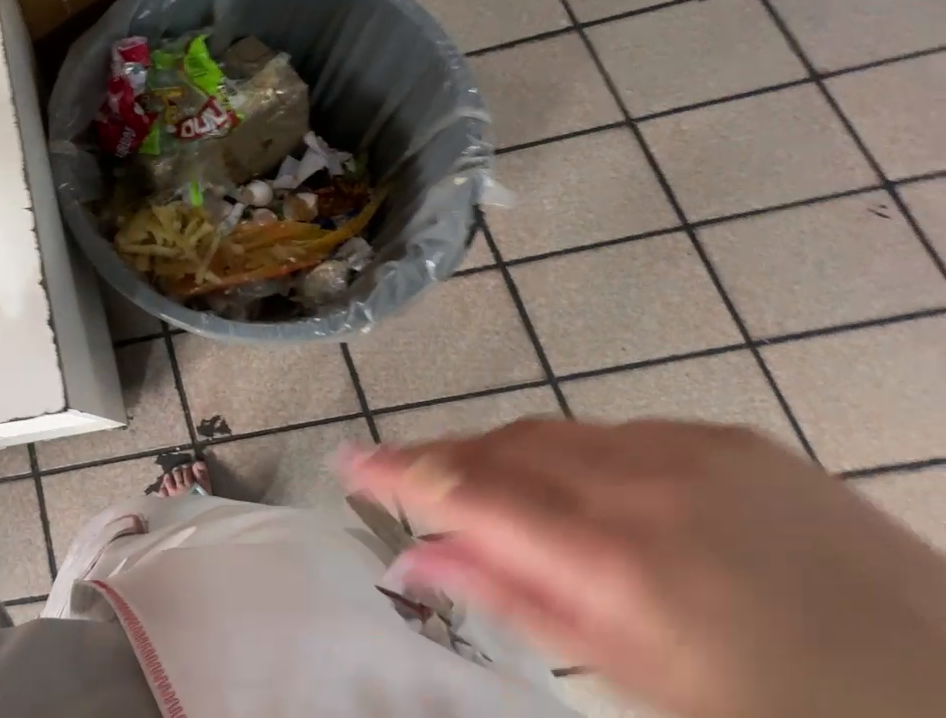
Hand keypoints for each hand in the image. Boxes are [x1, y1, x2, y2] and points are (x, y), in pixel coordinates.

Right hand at [342, 419, 945, 717]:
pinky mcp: (732, 436)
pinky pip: (615, 431)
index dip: (398, 471)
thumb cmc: (777, 710)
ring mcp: (693, 448)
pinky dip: (571, 453)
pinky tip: (582, 490)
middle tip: (407, 484)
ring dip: (502, 455)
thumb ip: (515, 602)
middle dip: (444, 461)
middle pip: (502, 446)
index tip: (346, 462)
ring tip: (485, 488)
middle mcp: (644, 481)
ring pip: (551, 431)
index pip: (470, 489)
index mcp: (618, 557)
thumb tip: (416, 559)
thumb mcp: (637, 681)